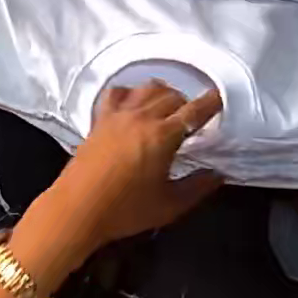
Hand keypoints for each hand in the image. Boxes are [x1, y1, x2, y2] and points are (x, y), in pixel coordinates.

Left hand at [45, 83, 224, 254]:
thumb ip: (197, 187)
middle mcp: (140, 117)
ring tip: (168, 107)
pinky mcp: (99, 119)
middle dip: (187, 102)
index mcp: (162, 136)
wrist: (79, 207)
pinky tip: (134, 102)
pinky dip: (130, 92)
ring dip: (162, 92)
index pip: (193, 111)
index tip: (219, 98)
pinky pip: (117, 93)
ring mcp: (117, 115)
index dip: (209, 103)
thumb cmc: (126, 210)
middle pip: (170, 96)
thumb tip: (217, 174)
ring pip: (145, 88)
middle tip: (193, 117)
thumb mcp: (169, 205)